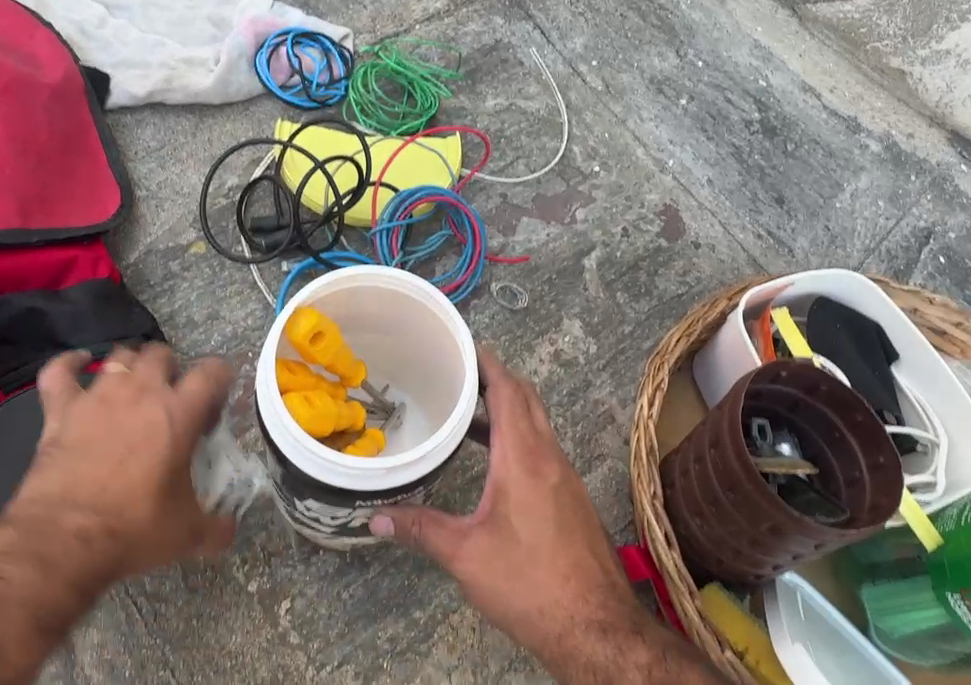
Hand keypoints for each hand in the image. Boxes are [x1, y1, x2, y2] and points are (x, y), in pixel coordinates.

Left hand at [1, 343, 236, 584]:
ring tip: (132, 389)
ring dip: (130, 366)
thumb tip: (229, 530)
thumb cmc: (133, 529)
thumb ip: (216, 527)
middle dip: (171, 370)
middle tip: (170, 402)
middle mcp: (142, 392)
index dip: (219, 380)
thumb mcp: (187, 534)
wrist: (62, 540)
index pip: (213, 371)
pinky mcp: (61, 411)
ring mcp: (98, 397)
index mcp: (180, 412)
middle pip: (162, 354)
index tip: (213, 407)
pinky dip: (69, 364)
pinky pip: (60, 371)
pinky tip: (78, 364)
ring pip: (120, 356)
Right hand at [369, 347, 638, 657]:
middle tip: (464, 372)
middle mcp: (550, 456)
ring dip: (510, 409)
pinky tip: (498, 462)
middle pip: (527, 400)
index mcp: (524, 457)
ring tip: (472, 412)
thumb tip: (375, 517)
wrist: (594, 624)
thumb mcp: (466, 556)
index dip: (489, 364)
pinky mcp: (571, 498)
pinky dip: (521, 436)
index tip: (468, 345)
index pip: (509, 391)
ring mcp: (566, 477)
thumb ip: (421, 529)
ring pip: (539, 424)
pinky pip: (545, 448)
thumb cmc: (529, 582)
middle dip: (499, 379)